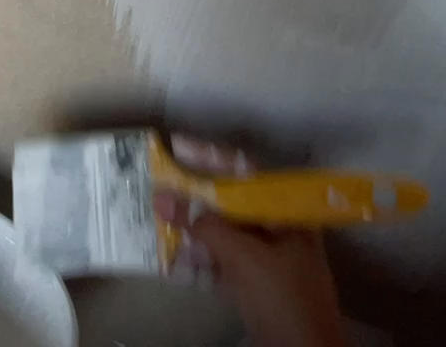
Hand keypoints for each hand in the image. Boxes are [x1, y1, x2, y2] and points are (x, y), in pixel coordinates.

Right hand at [157, 137, 348, 346]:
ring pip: (222, 234)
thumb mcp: (244, 257)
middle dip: (194, 197)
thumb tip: (160, 197)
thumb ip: (202, 225)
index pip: (245, 172)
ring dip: (191, 231)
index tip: (177, 146)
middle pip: (229, 202)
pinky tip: (173, 263)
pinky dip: (199, 262)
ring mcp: (267, 260)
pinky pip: (221, 263)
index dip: (210, 157)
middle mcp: (278, 230)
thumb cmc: (284, 299)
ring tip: (159, 223)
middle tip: (160, 185)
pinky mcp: (255, 287)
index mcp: (286, 214)